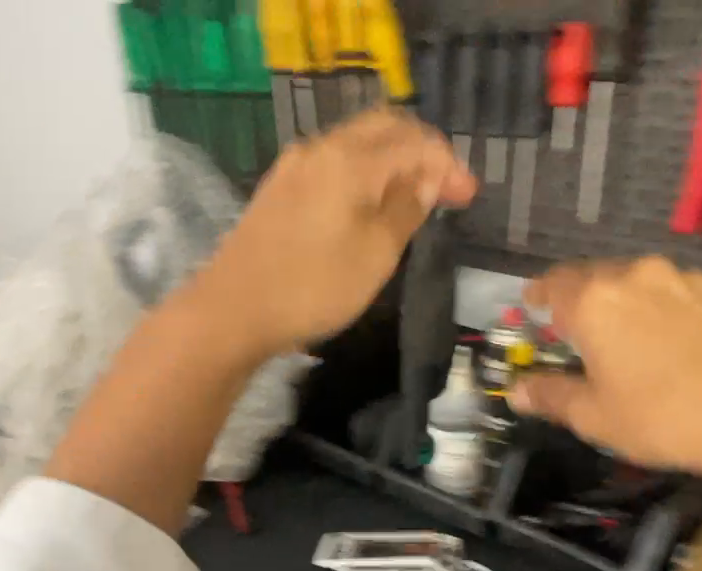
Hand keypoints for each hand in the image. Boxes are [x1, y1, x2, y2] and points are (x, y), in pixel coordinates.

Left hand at [194, 109, 476, 357]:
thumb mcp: (375, 256)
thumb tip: (425, 181)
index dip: (447, 166)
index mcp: (350, 160)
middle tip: (446, 186)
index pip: (413, 143)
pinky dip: (364, 174)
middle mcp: (320, 150)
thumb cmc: (312, 287)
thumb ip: (405, 211)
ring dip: (391, 161)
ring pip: (355, 145)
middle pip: (383, 129)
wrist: (232, 310)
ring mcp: (294, 168)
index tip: (469, 197)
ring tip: (414, 195)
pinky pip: (333, 165)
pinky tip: (370, 203)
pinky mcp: (279, 191)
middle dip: (421, 152)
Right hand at [511, 258, 701, 479]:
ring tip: (633, 343)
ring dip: (629, 307)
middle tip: (579, 335)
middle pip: (598, 280)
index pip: (553, 284)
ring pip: (643, 286)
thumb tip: (518, 391)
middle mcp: (639, 276)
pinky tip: (679, 350)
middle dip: (584, 303)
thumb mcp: (594, 418)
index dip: (539, 296)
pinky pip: (681, 298)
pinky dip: (669, 315)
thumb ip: (551, 397)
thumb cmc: (662, 418)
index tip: (533, 307)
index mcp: (596, 302)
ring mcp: (687, 280)